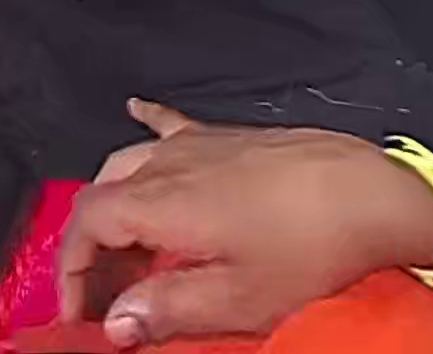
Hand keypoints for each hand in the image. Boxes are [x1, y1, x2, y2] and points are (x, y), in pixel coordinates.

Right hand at [58, 101, 432, 346]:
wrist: (360, 188)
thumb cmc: (301, 248)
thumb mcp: (238, 298)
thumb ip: (168, 306)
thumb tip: (115, 324)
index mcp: (160, 202)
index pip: (88, 221)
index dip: (72, 266)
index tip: (78, 313)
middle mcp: (163, 163)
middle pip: (102, 194)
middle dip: (92, 246)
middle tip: (107, 295)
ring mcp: (191, 142)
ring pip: (127, 163)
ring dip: (114, 204)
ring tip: (124, 246)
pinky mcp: (218, 134)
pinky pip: (167, 121)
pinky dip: (145, 120)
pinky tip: (134, 108)